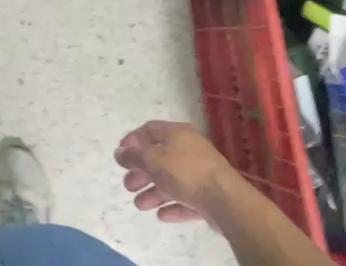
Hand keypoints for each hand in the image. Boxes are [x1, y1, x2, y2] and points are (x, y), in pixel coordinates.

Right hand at [114, 120, 234, 224]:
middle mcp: (190, 149)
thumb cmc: (185, 172)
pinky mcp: (210, 196)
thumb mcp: (153, 160)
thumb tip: (119, 153)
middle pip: (160, 158)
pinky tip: (161, 215)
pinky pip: (186, 199)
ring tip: (140, 205)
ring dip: (154, 192)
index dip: (133, 140)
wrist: (226, 201)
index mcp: (177, 133)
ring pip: (172, 180)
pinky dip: (172, 205)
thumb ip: (134, 156)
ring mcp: (201, 173)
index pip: (150, 130)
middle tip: (128, 185)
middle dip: (142, 172)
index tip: (121, 155)